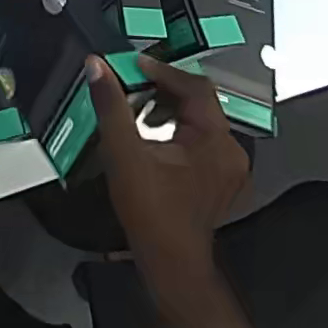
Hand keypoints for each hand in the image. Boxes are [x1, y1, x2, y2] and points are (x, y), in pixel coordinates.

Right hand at [86, 54, 249, 269]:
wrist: (170, 264)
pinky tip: (148, 131)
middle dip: (161, 87)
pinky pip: (197, 137)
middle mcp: (229, 151)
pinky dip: (173, 125)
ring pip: (197, 119)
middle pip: (198, 101)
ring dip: (166, 106)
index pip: (194, 87)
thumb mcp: (124, 151)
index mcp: (215, 140)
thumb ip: (110, 105)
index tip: (132, 64)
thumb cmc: (151, 210)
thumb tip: (97, 66)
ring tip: (134, 105)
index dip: (161, 70)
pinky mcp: (217, 179)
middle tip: (130, 81)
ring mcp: (226, 167)